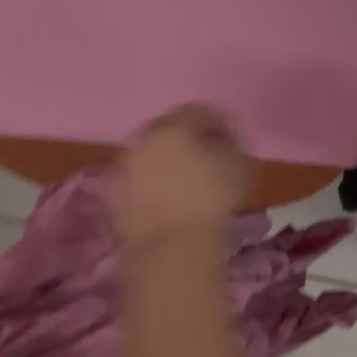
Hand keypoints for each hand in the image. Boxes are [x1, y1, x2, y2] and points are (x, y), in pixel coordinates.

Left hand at [116, 103, 250, 249]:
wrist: (172, 247)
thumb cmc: (213, 197)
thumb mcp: (239, 163)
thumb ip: (231, 142)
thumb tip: (223, 138)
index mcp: (172, 127)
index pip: (197, 109)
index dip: (219, 119)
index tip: (234, 134)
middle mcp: (143, 142)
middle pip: (168, 128)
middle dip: (189, 136)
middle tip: (211, 151)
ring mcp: (125, 170)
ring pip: (152, 154)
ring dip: (171, 158)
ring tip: (193, 175)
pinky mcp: (116, 197)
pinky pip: (142, 177)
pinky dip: (158, 180)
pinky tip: (176, 193)